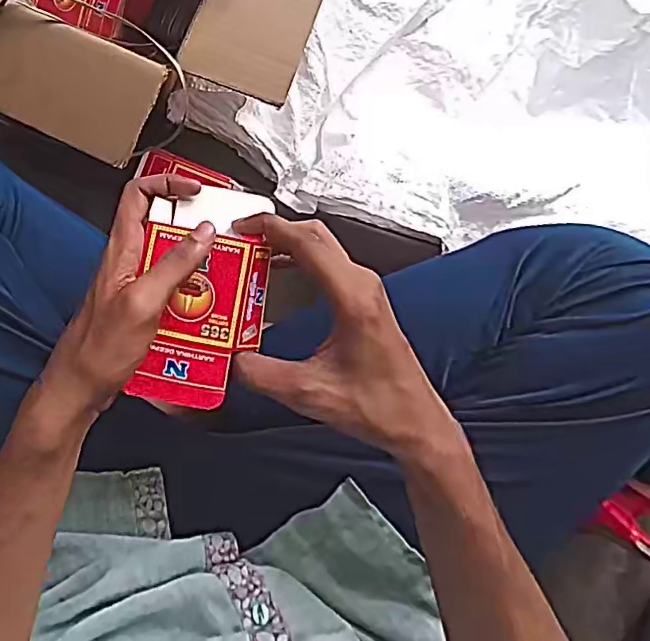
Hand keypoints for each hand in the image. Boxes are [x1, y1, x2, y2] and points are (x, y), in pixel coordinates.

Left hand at [37, 174, 215, 419]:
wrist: (79, 387)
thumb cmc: (98, 349)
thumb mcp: (143, 302)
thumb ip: (174, 265)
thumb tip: (202, 233)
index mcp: (121, 249)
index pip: (138, 194)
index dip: (166, 182)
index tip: (194, 189)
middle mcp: (126, 259)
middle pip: (159, 223)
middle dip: (190, 225)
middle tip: (215, 235)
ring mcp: (132, 281)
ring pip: (168, 254)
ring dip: (193, 260)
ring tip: (216, 273)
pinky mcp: (139, 303)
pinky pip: (169, 283)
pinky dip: (188, 288)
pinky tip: (201, 307)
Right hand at [231, 216, 458, 460]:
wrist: (417, 423)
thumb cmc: (382, 406)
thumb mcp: (310, 393)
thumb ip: (263, 374)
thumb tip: (233, 357)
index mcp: (352, 298)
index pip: (307, 242)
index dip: (271, 227)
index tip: (244, 226)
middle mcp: (362, 285)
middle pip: (314, 234)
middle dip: (275, 228)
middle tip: (244, 235)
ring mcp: (365, 288)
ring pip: (322, 244)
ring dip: (287, 240)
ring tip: (255, 249)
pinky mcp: (364, 297)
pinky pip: (327, 260)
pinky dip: (299, 254)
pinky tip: (280, 268)